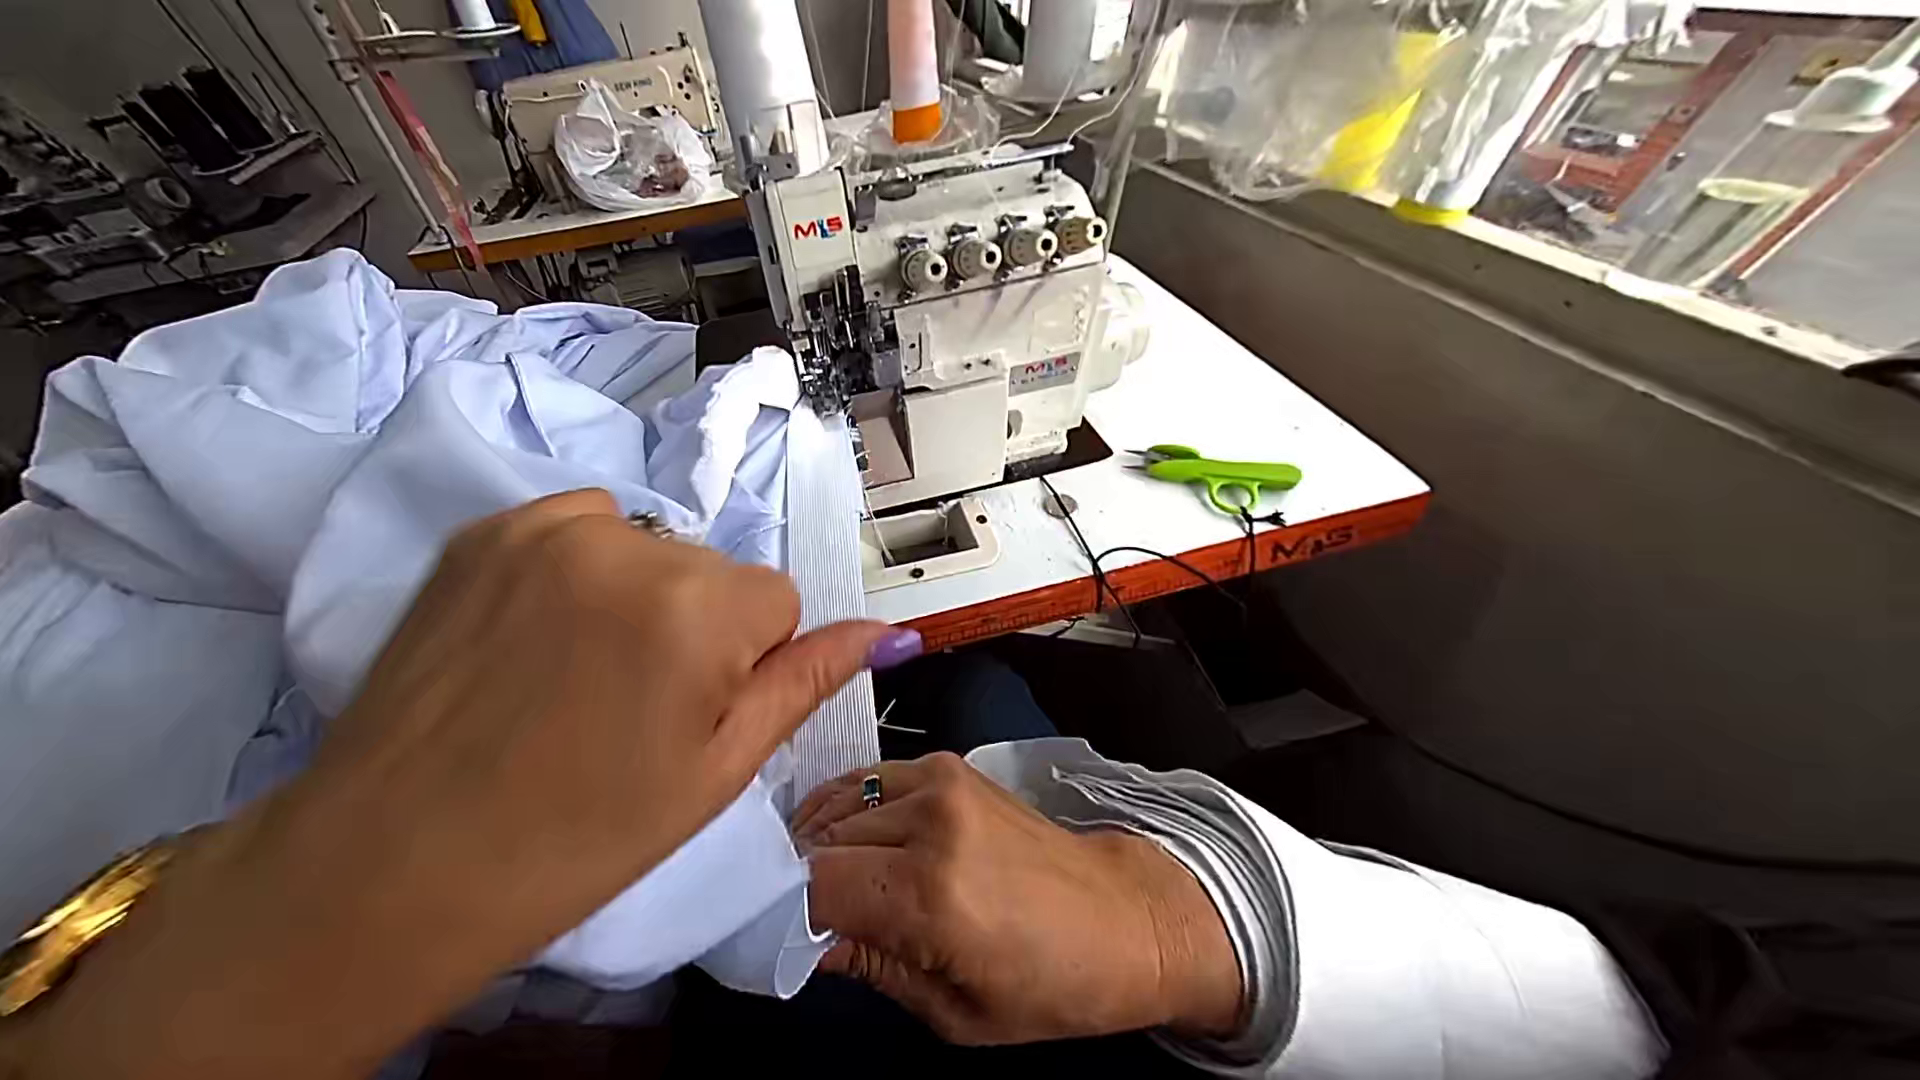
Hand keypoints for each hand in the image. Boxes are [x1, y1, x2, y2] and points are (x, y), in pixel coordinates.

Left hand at [7, 490, 900, 1078]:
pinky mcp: (489, 530)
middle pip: (718, 571)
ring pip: (660, 548)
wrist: (396, 863)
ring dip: (649, 594)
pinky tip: (549, 630)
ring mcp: (550, 529)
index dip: (746, 660)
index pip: (779, 600)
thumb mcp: (722, 765)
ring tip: (585, 669)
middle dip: (701, 626)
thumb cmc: (587, 830)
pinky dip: (591, 567)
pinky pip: (589, 525)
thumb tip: (890, 632)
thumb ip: (809, 680)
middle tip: (634, 702)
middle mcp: (633, 545)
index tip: (691, 711)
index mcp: (700, 610)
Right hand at [795, 753, 1242, 1045]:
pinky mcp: (949, 763)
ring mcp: (941, 778)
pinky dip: (849, 808)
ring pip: (839, 803)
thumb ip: (865, 964)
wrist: (1119, 913)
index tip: (768, 935)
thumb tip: (795, 940)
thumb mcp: (951, 1011)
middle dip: (797, 878)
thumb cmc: (1046, 986)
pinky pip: (872, 779)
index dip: (779, 912)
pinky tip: (853, 839)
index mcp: (930, 890)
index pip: (812, 886)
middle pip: (820, 839)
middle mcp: (930, 818)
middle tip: (795, 914)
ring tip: (822, 879)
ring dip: (819, 840)